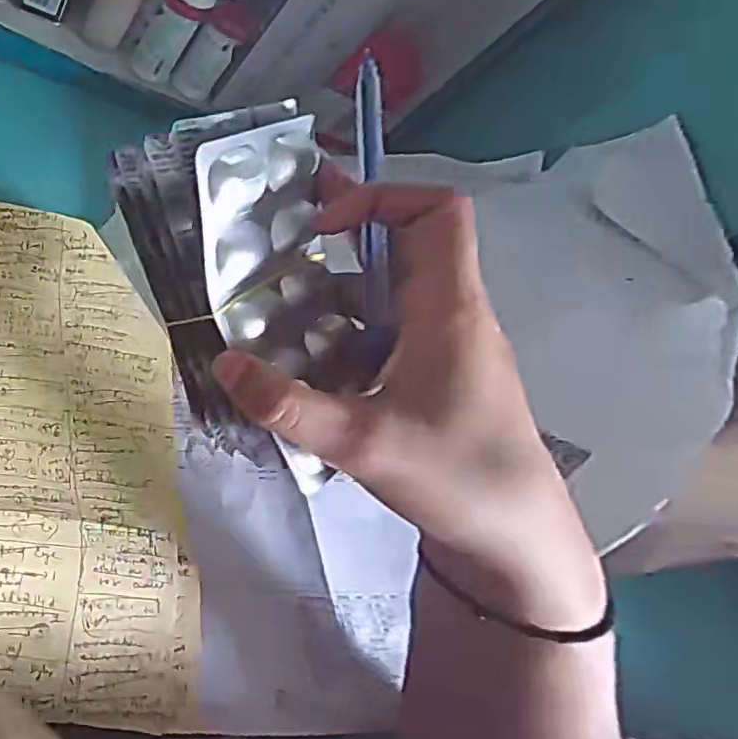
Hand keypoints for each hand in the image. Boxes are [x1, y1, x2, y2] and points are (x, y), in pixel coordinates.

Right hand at [211, 171, 602, 628]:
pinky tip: (304, 358)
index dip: (378, 197)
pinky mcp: (433, 374)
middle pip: (405, 242)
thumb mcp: (359, 442)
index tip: (321, 226)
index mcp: (448, 309)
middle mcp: (450, 314)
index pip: (435, 212)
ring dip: (335, 287)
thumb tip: (223, 363)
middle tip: (281, 235)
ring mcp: (443, 345)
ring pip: (389, 290)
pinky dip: (342, 327)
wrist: (514, 540)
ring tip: (276, 302)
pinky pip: (384, 329)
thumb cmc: (455, 478)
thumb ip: (286, 403)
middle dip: (344, 230)